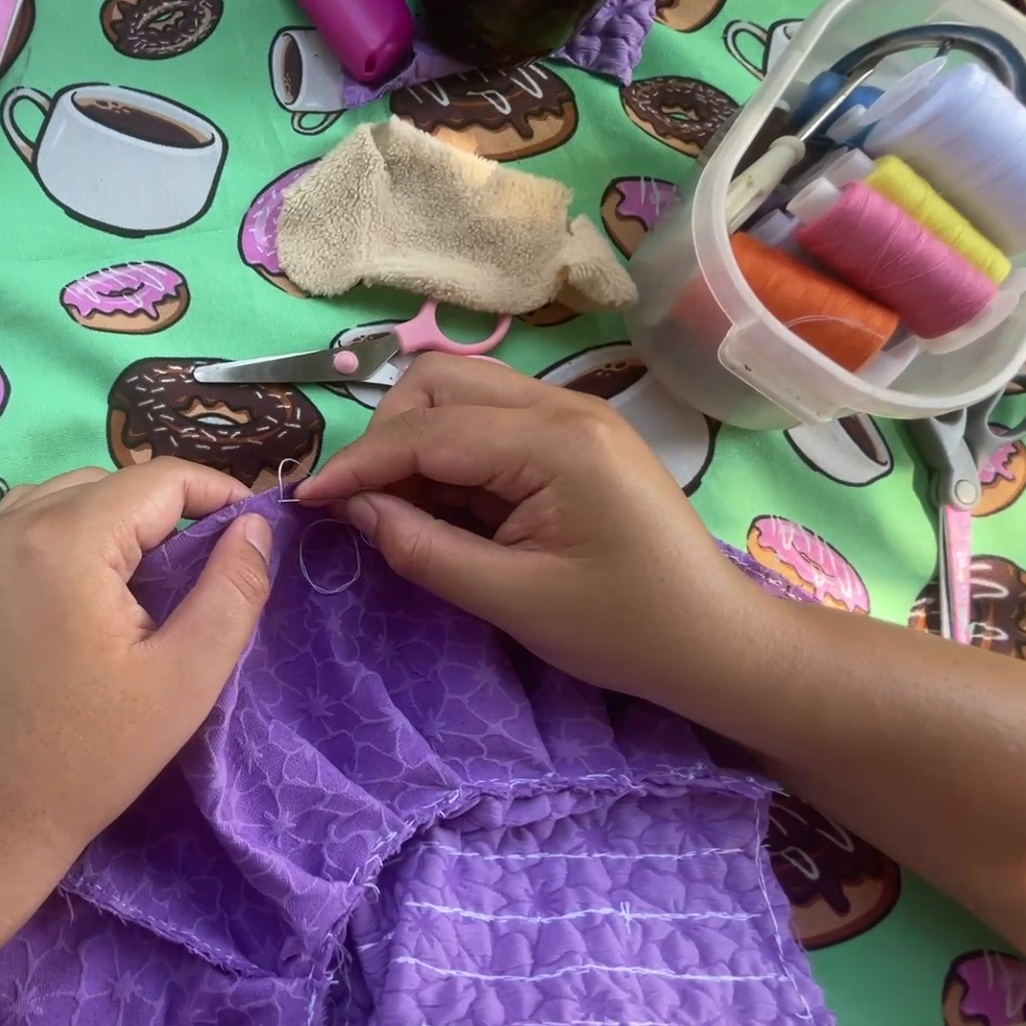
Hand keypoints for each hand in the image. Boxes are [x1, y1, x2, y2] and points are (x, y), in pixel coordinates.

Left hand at [0, 459, 273, 874]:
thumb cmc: (91, 754)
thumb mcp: (186, 678)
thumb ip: (233, 591)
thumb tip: (253, 525)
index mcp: (65, 541)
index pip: (158, 479)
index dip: (215, 491)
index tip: (251, 527)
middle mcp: (14, 523)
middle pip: (116, 483)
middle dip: (171, 510)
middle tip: (207, 566)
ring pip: (76, 493)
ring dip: (124, 517)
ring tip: (154, 575)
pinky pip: (37, 516)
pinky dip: (79, 527)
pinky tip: (95, 579)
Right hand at [296, 353, 769, 699]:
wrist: (718, 643)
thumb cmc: (624, 629)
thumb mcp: (511, 600)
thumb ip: (421, 549)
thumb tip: (351, 510)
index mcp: (555, 443)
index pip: (427, 431)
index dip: (358, 464)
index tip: (307, 499)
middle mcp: (561, 406)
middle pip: (438, 382)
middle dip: (386, 438)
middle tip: (369, 505)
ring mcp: (567, 415)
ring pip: (456, 394)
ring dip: (412, 444)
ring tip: (401, 508)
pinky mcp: (566, 436)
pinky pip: (481, 424)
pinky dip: (443, 457)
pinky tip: (440, 504)